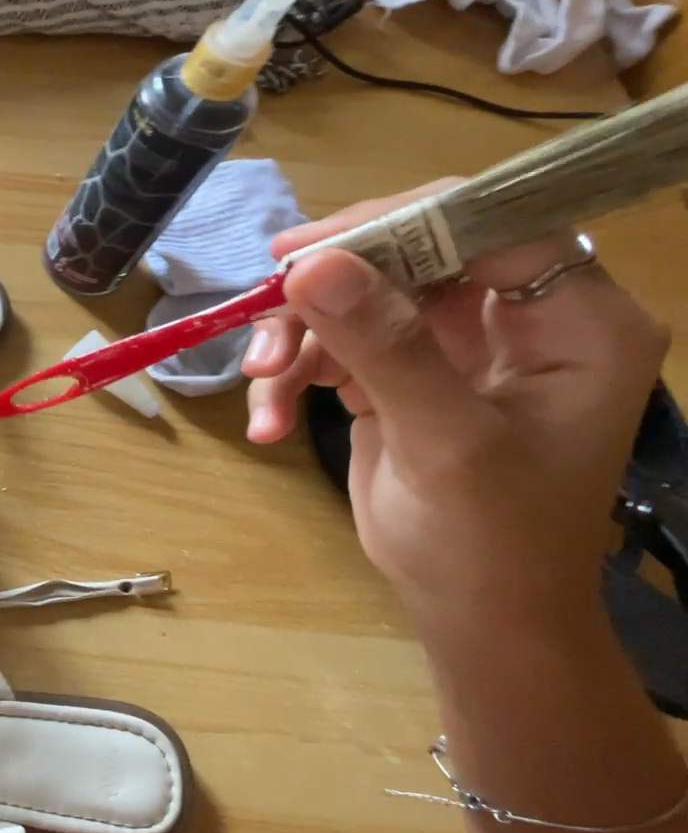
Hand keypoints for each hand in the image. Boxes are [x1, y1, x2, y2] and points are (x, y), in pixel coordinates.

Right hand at [242, 181, 668, 635]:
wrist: (472, 605)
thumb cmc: (488, 535)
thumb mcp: (441, 439)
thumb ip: (383, 347)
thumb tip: (310, 267)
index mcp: (572, 322)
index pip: (485, 228)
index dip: (393, 227)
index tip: (300, 254)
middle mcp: (515, 321)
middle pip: (406, 261)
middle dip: (326, 297)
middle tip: (262, 325)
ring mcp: (452, 349)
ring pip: (356, 304)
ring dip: (297, 341)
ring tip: (261, 388)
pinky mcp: (401, 377)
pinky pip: (334, 348)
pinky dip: (291, 379)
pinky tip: (268, 422)